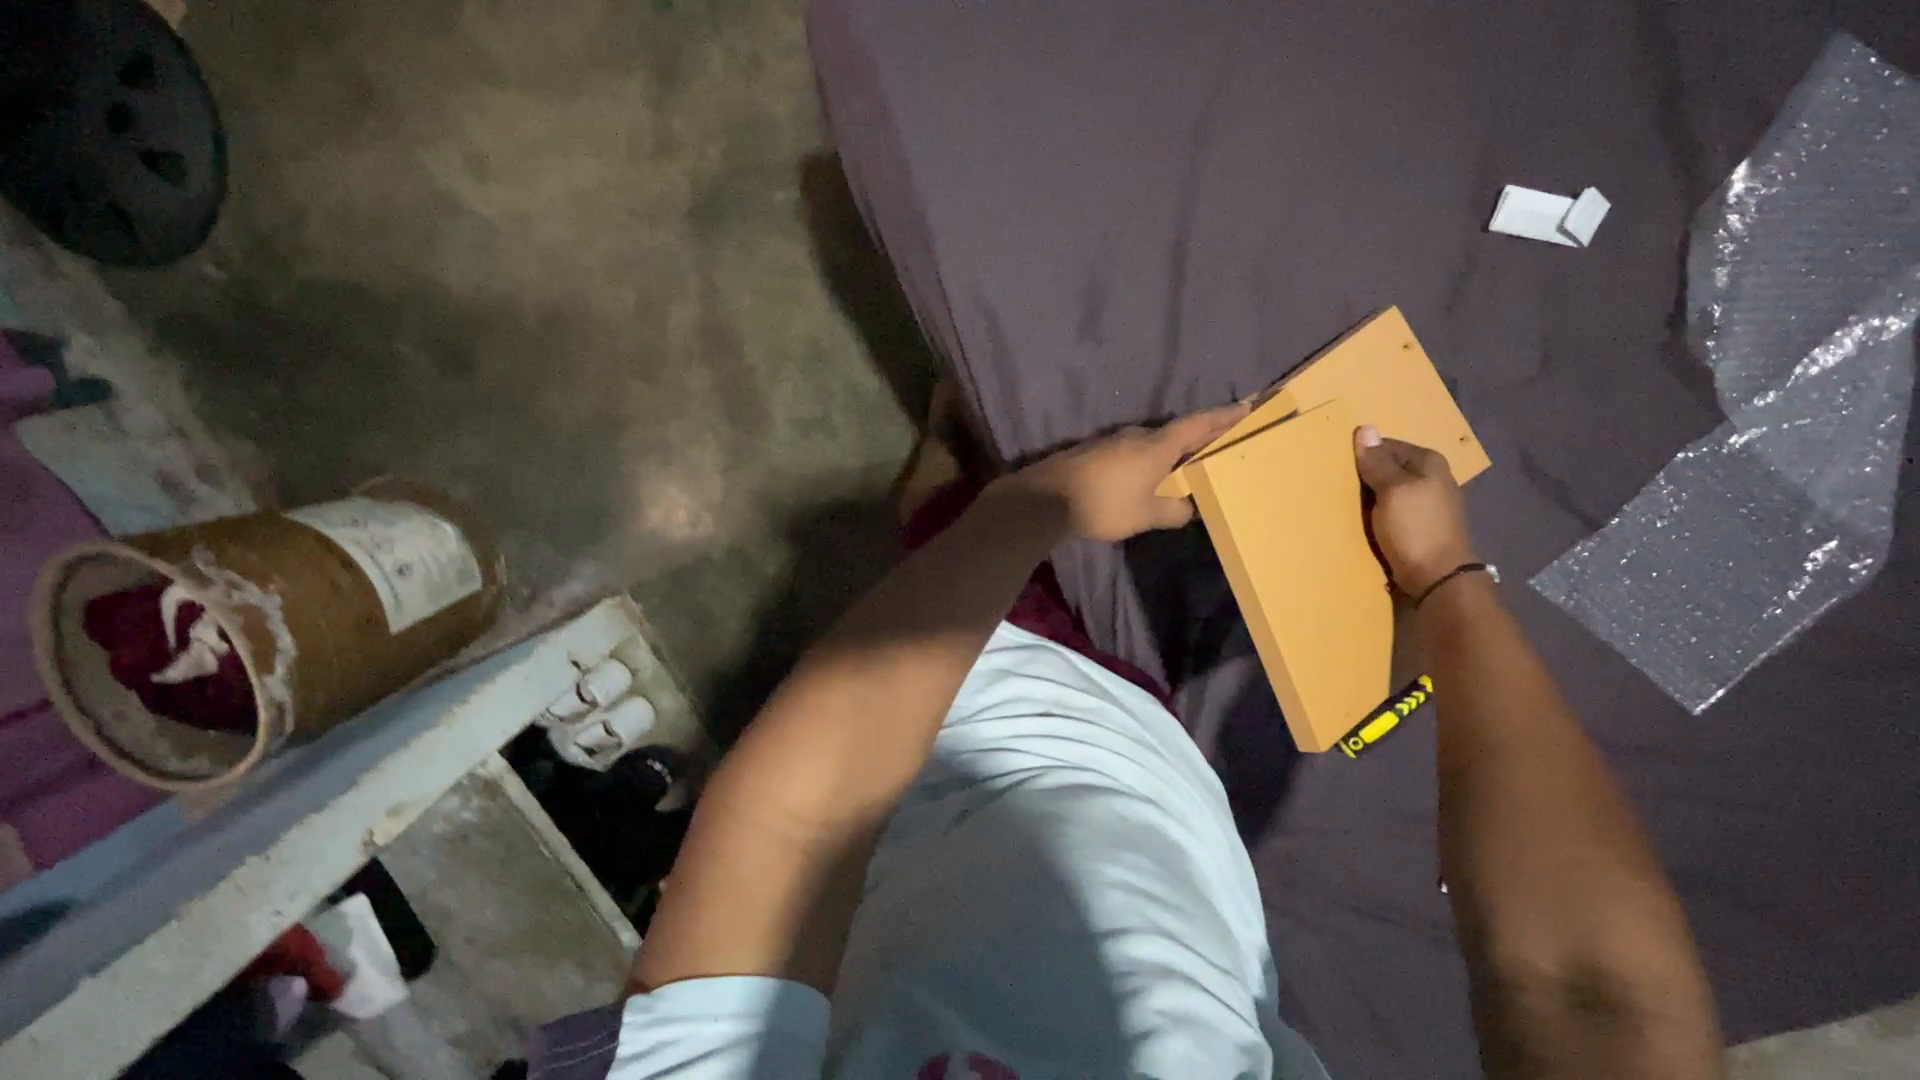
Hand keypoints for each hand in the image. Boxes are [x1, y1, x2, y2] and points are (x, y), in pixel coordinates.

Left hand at [1003, 403, 1249, 541]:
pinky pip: (1131, 453)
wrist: (1044, 498)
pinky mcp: (1093, 453)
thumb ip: (1173, 510)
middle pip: (1175, 432)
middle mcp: (1136, 435)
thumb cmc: (1103, 503)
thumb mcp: (1146, 514)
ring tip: (1185, 464)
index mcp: (1157, 445)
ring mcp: (1111, 442)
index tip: (1246, 406)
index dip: (1223, 417)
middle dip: (1199, 437)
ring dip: (1170, 451)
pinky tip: (1146, 476)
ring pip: (1151, 443)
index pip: (1198, 424)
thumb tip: (1188, 507)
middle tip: (1220, 442)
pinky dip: (1146, 460)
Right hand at [1354, 425, 1479, 596]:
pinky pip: (1394, 511)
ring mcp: (1429, 503)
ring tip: (1349, 507)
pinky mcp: (1422, 525)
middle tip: (1340, 489)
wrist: (1438, 577)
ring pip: (1389, 491)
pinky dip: (1379, 514)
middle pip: (1388, 468)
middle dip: (1366, 478)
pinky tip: (1367, 523)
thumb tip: (1365, 429)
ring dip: (1370, 498)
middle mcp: (1432, 477)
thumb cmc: (1415, 528)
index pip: (1385, 445)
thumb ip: (1377, 462)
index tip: (1340, 470)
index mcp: (1428, 461)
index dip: (1362, 456)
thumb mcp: (1392, 490)